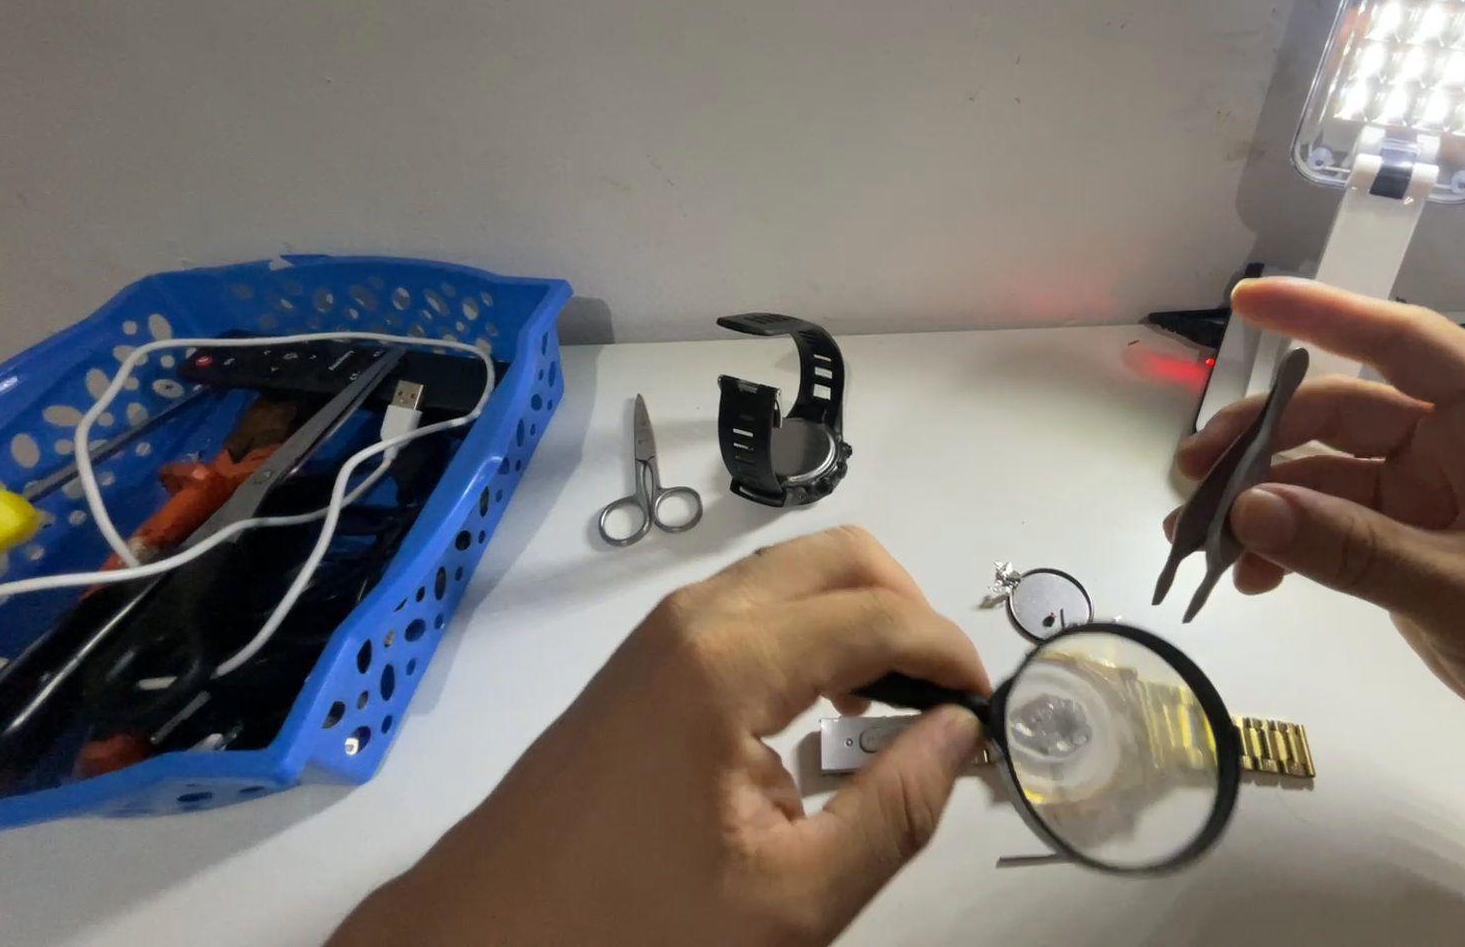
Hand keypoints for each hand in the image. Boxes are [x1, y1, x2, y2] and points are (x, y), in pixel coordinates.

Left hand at [331, 527, 987, 946]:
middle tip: (937, 690)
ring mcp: (669, 623)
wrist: (480, 941)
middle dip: (908, 606)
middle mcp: (699, 613)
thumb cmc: (633, 932)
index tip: (983, 702)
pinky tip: (822, 702)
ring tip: (891, 698)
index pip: (877, 615)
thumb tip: (959, 733)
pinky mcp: (654, 647)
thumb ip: (894, 809)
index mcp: (730, 662)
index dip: (947, 649)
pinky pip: (759, 600)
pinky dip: (813, 625)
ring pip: (798, 569)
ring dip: (860, 612)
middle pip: (840, 556)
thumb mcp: (788, 901)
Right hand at [1174, 278, 1464, 789]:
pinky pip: (1330, 528)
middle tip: (1192, 473)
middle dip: (1261, 440)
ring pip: (1324, 474)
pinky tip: (1245, 577)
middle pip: (1343, 416)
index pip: (1409, 346)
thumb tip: (1243, 510)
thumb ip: (1357, 551)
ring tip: (1194, 531)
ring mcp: (1435, 495)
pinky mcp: (1411, 542)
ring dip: (1259, 500)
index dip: (1325, 315)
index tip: (1245, 301)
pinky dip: (1285, 546)